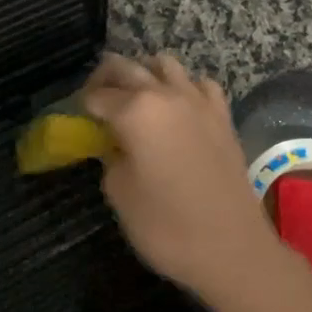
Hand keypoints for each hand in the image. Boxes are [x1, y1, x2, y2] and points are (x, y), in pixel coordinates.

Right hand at [84, 54, 311, 311]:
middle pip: (126, 66)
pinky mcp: (221, 114)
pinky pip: (198, 83)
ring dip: (145, 73)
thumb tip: (115, 144)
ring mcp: (196, 100)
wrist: (232, 248)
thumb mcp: (119, 194)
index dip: (84, 104)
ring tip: (137, 96)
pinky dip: (184, 87)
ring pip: (164, 63)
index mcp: (133, 111)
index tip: (79, 116)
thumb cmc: (167, 226)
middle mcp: (164, 94)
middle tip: (97, 98)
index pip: (98, 95)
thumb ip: (110, 157)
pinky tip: (179, 107)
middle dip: (106, 77)